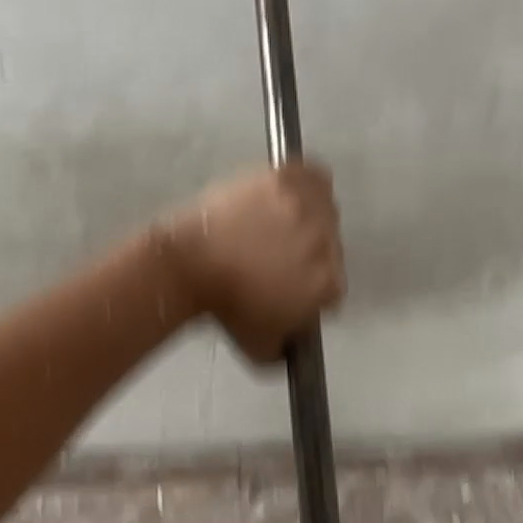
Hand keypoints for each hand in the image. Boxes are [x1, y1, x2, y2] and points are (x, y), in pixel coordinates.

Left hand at [160, 162, 344, 363]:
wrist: (188, 264)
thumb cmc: (224, 307)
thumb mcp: (263, 349)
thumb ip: (292, 344)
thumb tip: (298, 334)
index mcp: (327, 283)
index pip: (334, 283)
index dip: (312, 282)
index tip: (291, 278)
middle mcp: (325, 242)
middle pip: (331, 242)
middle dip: (309, 248)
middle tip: (279, 248)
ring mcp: (306, 206)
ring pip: (325, 206)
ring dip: (310, 212)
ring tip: (281, 218)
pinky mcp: (285, 178)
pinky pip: (313, 173)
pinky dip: (307, 180)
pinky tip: (290, 189)